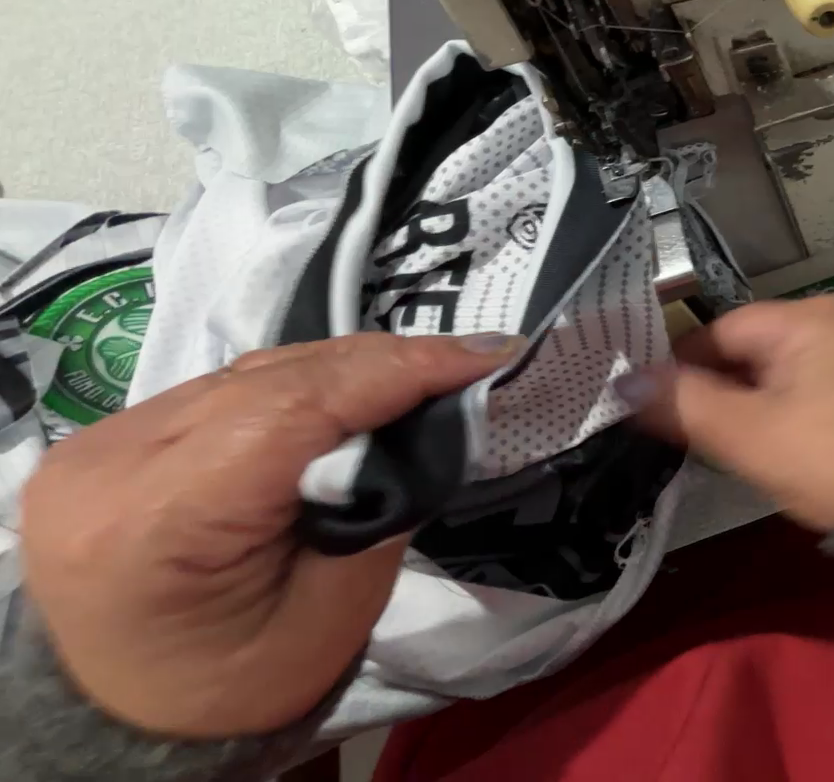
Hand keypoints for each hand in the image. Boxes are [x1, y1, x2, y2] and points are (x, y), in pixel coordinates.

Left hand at [21, 332, 522, 738]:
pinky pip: (246, 381)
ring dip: (363, 364)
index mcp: (157, 520)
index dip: (405, 368)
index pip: (299, 405)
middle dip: (396, 359)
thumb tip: (440, 419)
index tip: (493, 354)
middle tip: (484, 358)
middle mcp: (115, 462)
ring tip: (441, 369)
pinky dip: (322, 377)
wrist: (137, 709)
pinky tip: (372, 386)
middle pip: (284, 375)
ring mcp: (109, 439)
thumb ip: (385, 499)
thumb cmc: (248, 673)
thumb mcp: (340, 602)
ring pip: (268, 367)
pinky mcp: (126, 430)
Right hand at [620, 297, 833, 532]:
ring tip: (729, 439)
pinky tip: (774, 436)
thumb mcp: (748, 434)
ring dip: (750, 397)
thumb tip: (623, 381)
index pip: (722, 330)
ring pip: (780, 364)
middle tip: (693, 432)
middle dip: (719, 386)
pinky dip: (785, 401)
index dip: (683, 368)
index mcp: (806, 316)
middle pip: (752, 346)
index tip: (655, 408)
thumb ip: (684, 403)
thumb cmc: (829, 459)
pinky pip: (810, 377)